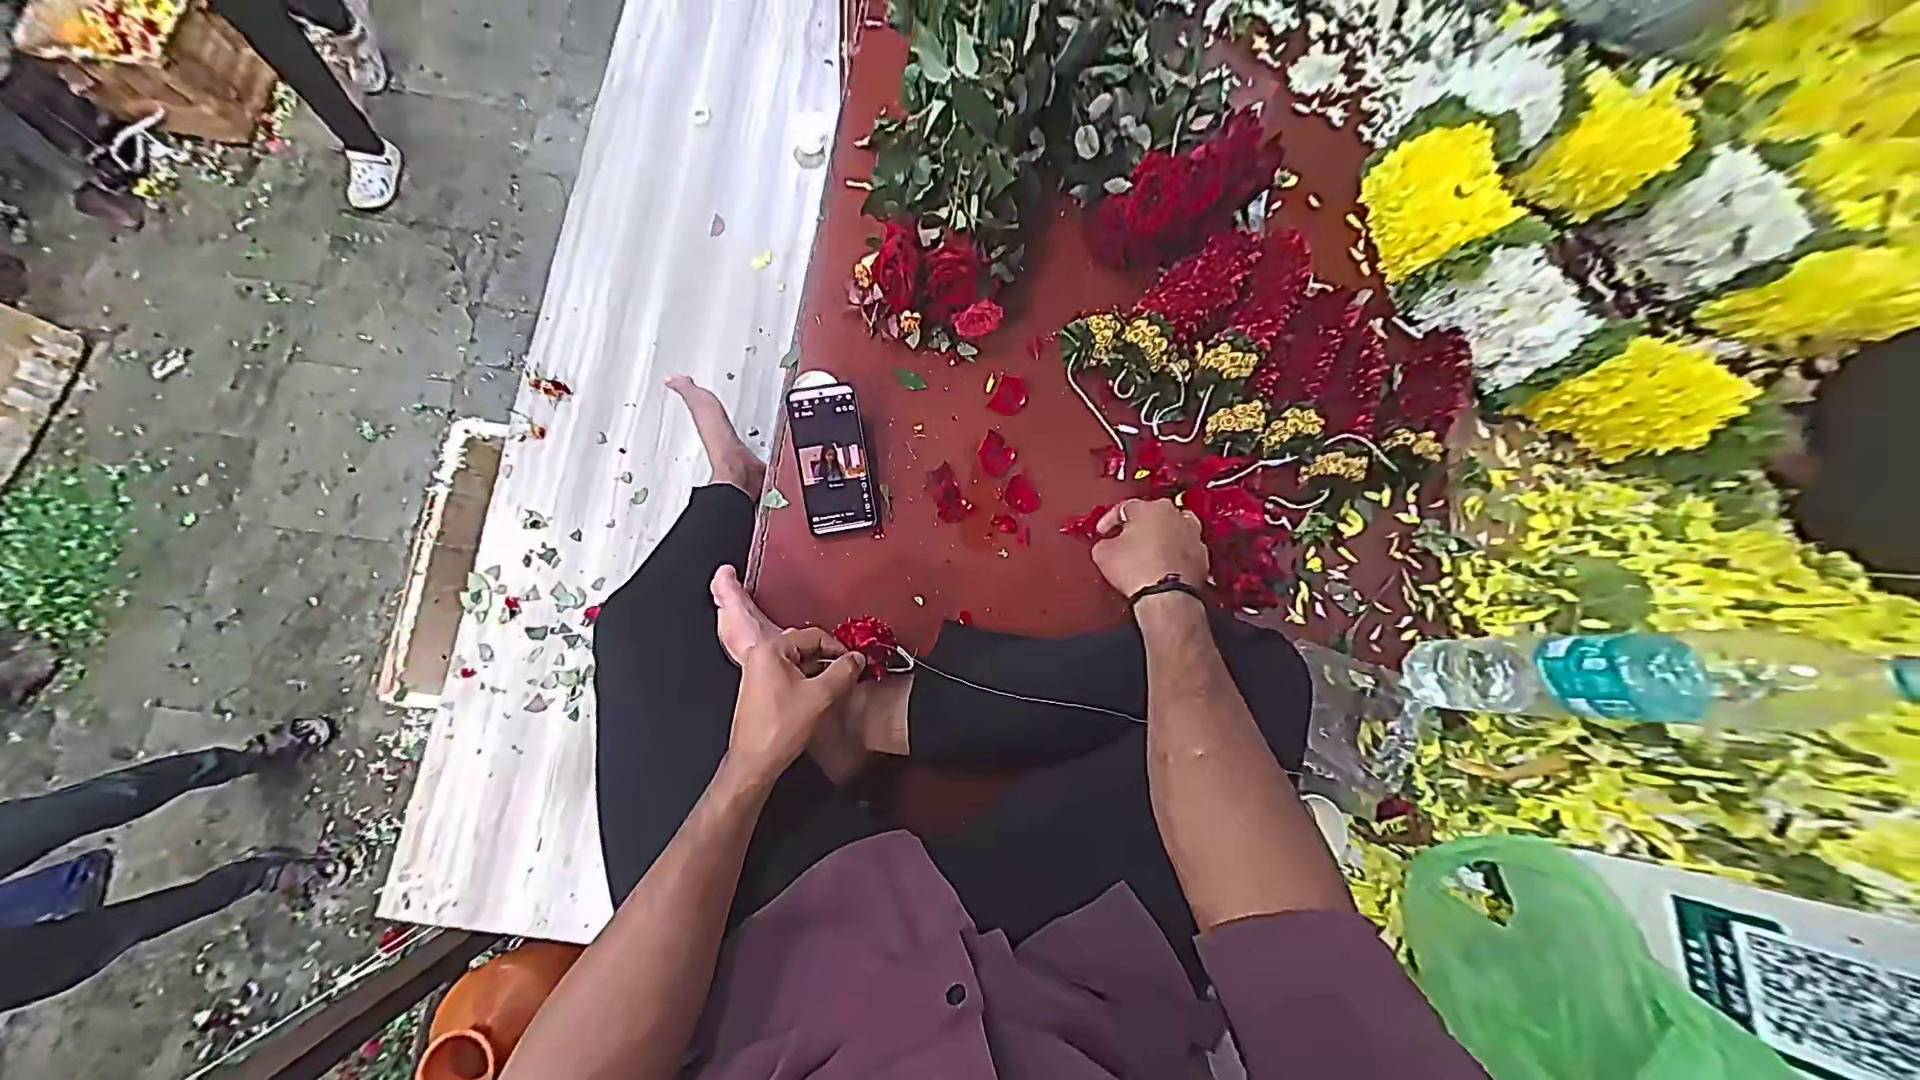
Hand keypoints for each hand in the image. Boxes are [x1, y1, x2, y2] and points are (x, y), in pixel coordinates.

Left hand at [727, 628, 865, 783]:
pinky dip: (808, 681)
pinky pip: (791, 675)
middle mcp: (761, 655)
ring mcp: (759, 672)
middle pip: (806, 647)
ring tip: (840, 686)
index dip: (839, 648)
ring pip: (800, 662)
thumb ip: (843, 671)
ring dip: (821, 672)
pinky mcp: (762, 688)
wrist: (754, 763)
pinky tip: (822, 696)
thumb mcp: (820, 695)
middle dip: (830, 660)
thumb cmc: (781, 728)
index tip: (855, 662)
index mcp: (771, 649)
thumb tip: (857, 657)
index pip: (815, 635)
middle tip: (850, 674)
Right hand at [1091, 498, 1208, 597]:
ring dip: (1159, 541)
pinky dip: (1173, 557)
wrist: (1165, 596)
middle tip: (1124, 542)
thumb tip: (1106, 547)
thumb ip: (1104, 542)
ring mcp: (1193, 536)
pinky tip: (1161, 569)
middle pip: (1152, 516)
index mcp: (1152, 508)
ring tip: (1145, 556)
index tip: (1104, 532)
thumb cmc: (1140, 571)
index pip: (1125, 507)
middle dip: (1138, 528)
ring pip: (1172, 532)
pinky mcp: (1202, 557)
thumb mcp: (1103, 553)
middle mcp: (1177, 516)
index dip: (1110, 520)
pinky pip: (1183, 551)